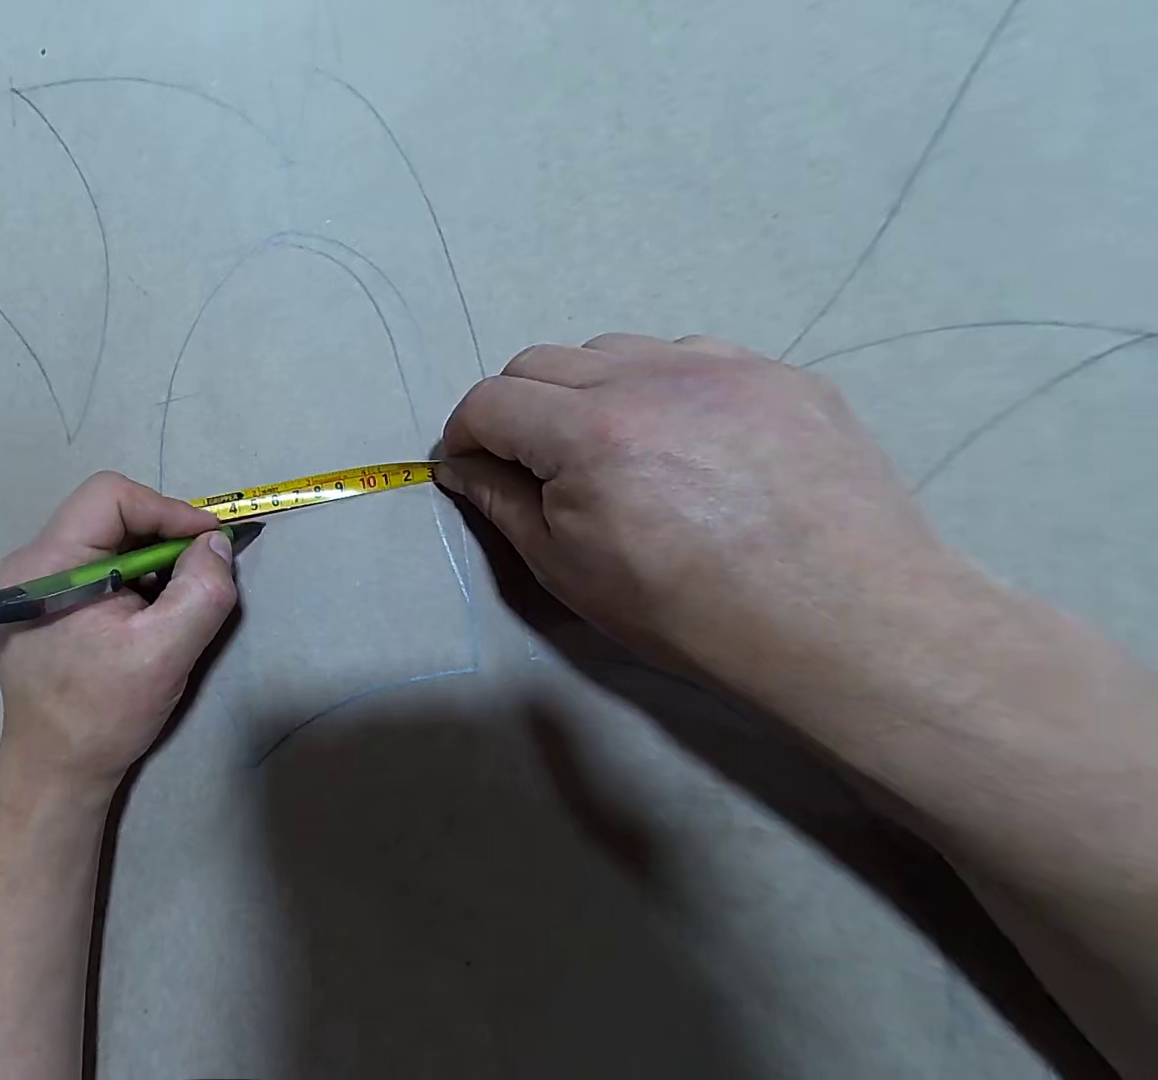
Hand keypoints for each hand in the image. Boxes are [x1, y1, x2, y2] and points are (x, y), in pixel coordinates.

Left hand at [0, 472, 238, 793]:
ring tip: (174, 598)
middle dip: (163, 536)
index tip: (210, 542)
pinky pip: (98, 565)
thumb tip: (216, 543)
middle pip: (108, 514)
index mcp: (48, 565)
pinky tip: (148, 613)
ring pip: (107, 539)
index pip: (111, 497)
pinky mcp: (44, 603)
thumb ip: (202, 590)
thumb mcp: (166, 653)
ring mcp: (34, 584)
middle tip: (200, 569)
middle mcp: (31, 563)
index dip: (168, 510)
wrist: (55, 772)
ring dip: (152, 559)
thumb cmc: (103, 715)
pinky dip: (135, 577)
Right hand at [439, 334, 970, 697]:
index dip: (463, 432)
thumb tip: (457, 466)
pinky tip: (673, 435)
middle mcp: (649, 379)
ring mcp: (722, 367)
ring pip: (608, 348)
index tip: (470, 465)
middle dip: (511, 407)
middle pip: (538, 361)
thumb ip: (500, 501)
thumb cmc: (678, 608)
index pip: (490, 400)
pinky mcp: (778, 373)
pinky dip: (649, 384)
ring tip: (604, 445)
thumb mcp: (561, 565)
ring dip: (578, 389)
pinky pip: (682, 353)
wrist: (841, 623)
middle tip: (528, 461)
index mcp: (588, 434)